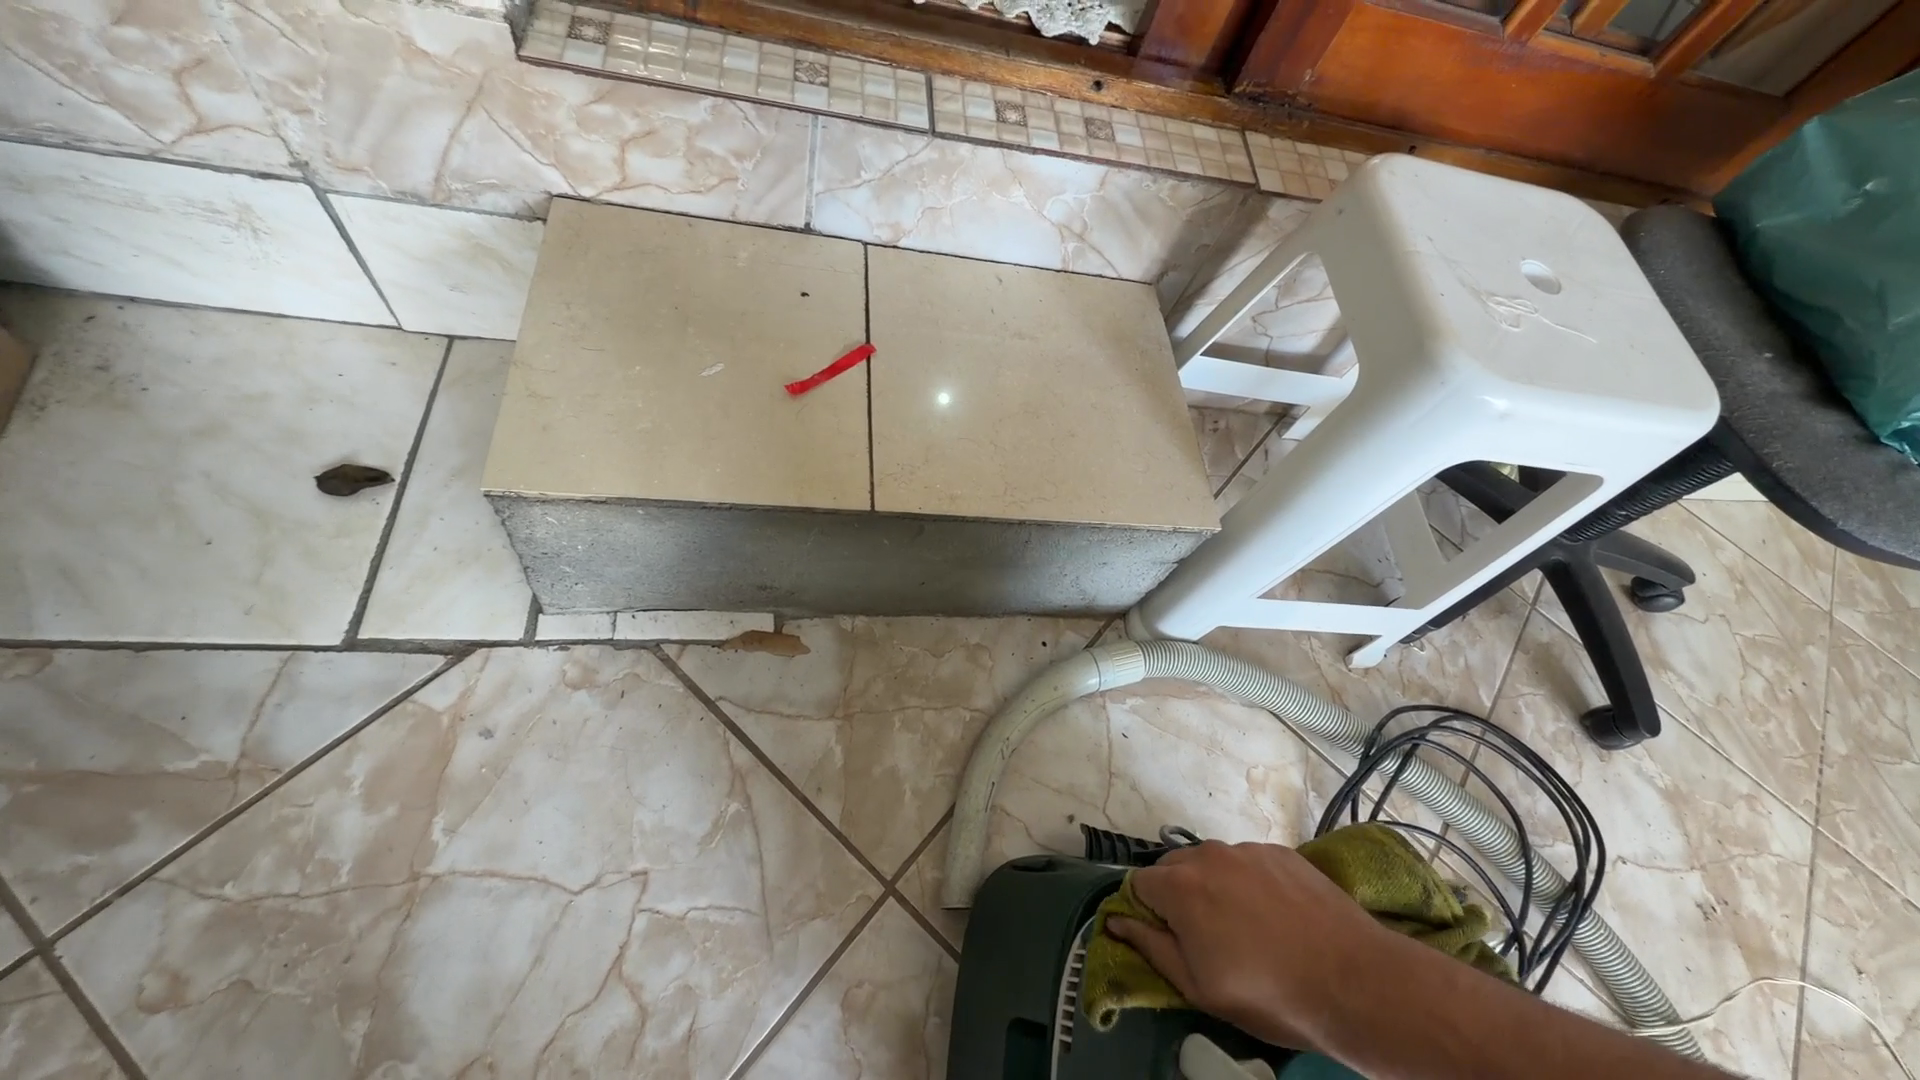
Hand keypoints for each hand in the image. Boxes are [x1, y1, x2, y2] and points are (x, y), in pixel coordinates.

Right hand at [1106, 839, 1397, 1051]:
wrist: (1356, 981)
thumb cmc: (1269, 994)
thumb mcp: (1198, 988)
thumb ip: (1151, 947)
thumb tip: (1118, 921)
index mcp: (1180, 887)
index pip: (1139, 884)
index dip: (1148, 913)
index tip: (1170, 939)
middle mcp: (1208, 855)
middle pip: (1173, 867)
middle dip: (1178, 896)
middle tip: (1206, 937)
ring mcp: (1248, 849)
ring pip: (1212, 863)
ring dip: (1214, 886)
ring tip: (1246, 927)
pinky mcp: (1281, 851)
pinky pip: (1247, 862)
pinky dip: (1249, 881)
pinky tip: (1275, 915)